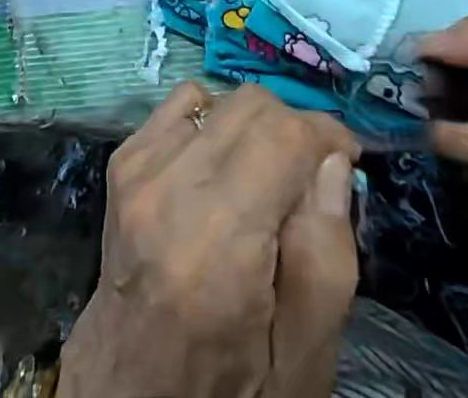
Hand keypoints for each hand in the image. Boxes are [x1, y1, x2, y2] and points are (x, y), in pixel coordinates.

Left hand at [59, 83, 360, 397]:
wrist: (130, 380)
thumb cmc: (226, 379)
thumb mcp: (302, 355)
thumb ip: (327, 254)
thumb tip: (332, 161)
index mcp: (215, 244)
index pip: (281, 137)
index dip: (327, 134)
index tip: (346, 158)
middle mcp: (166, 191)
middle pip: (251, 106)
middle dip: (294, 128)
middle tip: (308, 174)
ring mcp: (136, 169)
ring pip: (219, 98)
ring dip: (254, 126)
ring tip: (263, 174)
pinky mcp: (121, 161)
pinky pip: (182, 104)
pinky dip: (212, 120)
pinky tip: (219, 164)